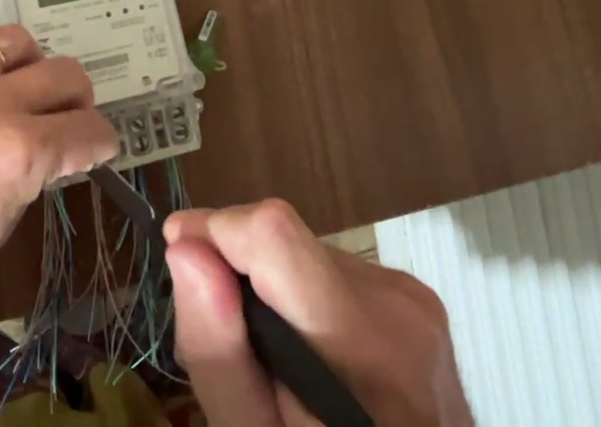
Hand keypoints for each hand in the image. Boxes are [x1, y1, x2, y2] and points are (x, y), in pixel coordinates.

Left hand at [0, 26, 117, 426]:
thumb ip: (25, 182)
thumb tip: (42, 161)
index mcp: (18, 153)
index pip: (91, 129)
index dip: (102, 144)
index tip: (97, 151)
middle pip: (66, 73)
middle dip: (79, 101)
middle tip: (69, 123)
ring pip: (17, 40)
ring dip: (33, 66)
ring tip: (24, 91)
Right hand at [165, 200, 472, 425]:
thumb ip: (220, 354)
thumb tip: (185, 249)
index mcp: (357, 346)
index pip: (274, 232)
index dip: (215, 231)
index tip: (182, 258)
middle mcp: (392, 302)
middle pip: (283, 241)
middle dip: (239, 278)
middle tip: (235, 356)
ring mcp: (413, 297)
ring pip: (305, 254)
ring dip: (273, 293)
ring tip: (279, 369)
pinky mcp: (418, 297)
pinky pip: (335, 272)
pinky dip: (306, 302)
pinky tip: (315, 359)